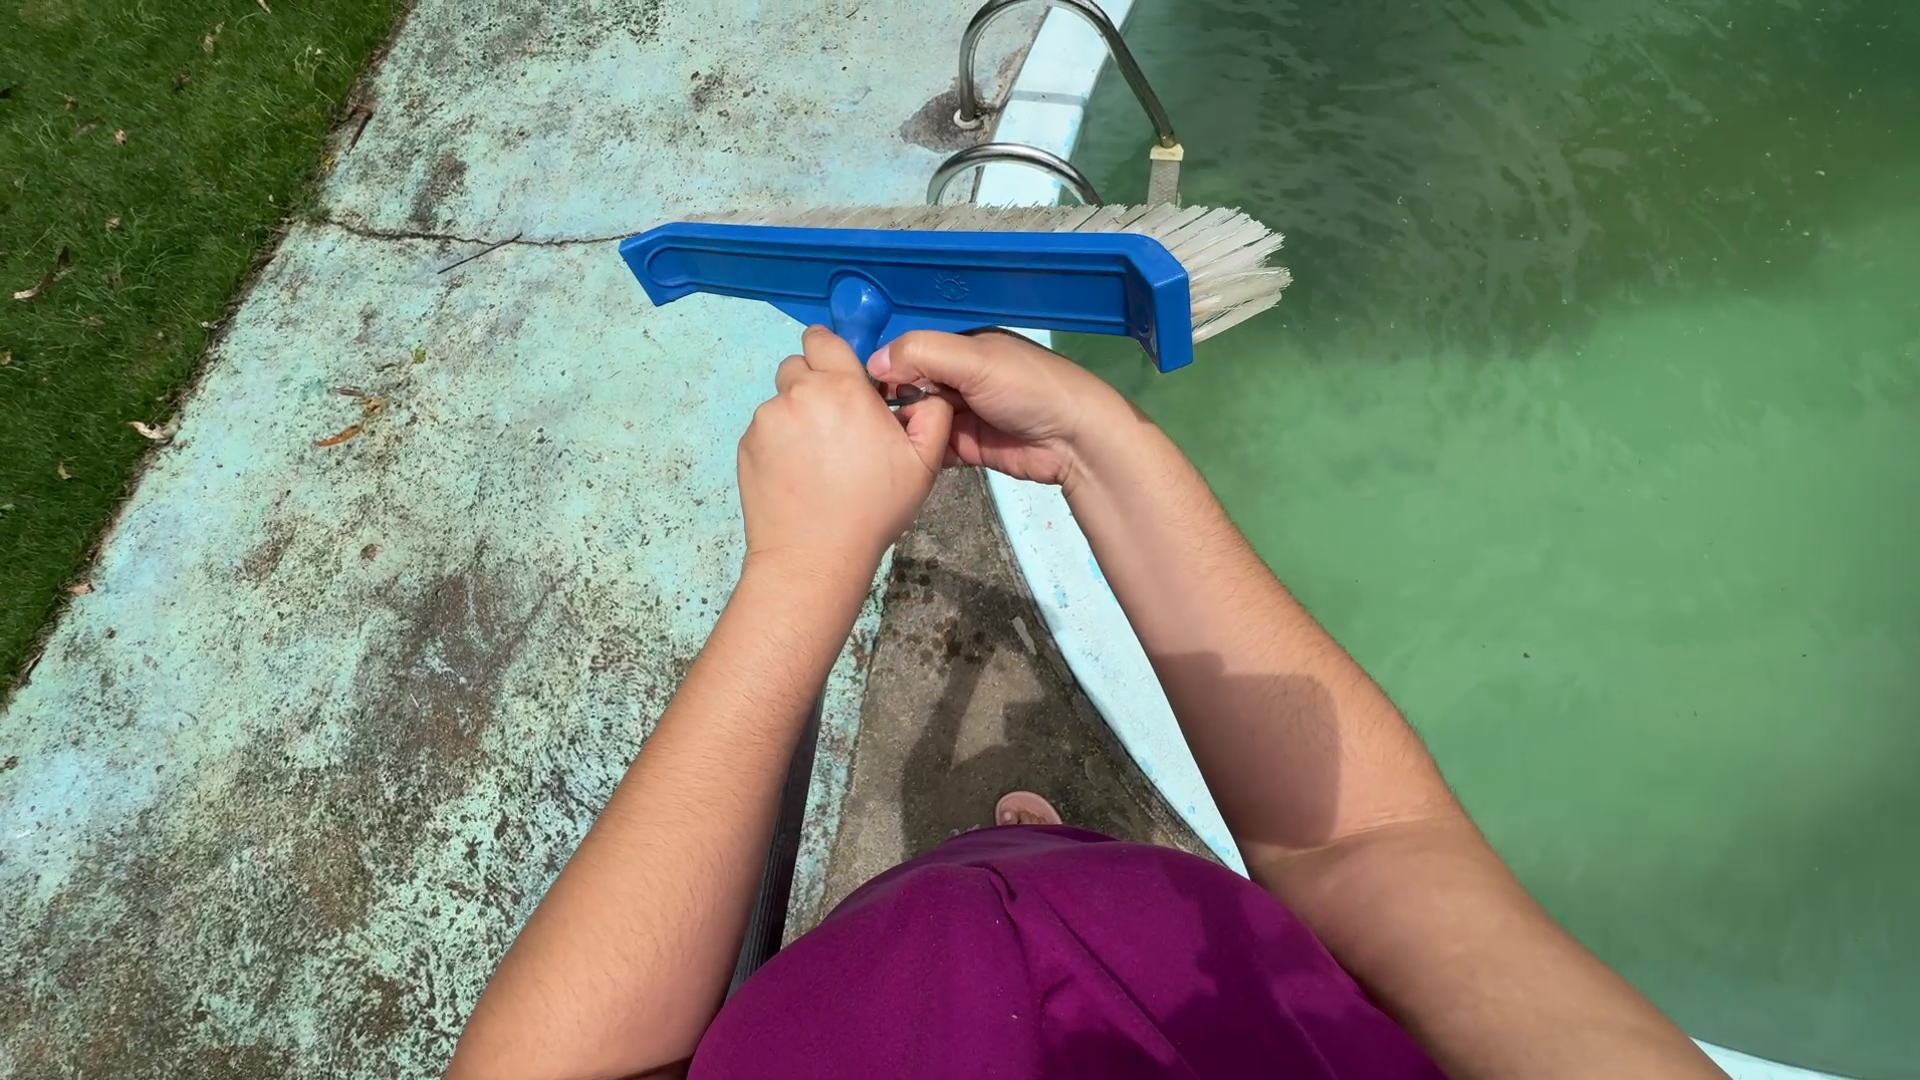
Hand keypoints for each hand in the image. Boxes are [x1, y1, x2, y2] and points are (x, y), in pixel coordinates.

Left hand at [737, 326, 952, 581]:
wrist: (814, 554)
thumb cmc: (873, 508)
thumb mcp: (923, 464)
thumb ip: (933, 415)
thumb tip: (925, 391)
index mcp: (843, 388)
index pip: (823, 338)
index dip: (832, 353)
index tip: (843, 379)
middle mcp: (799, 393)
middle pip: (798, 365)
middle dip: (815, 384)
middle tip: (834, 423)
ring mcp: (767, 419)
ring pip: (781, 400)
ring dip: (797, 415)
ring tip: (815, 457)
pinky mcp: (747, 445)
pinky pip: (764, 430)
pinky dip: (778, 442)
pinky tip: (796, 474)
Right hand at [866, 330, 1131, 492]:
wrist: (1074, 441)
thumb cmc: (1029, 388)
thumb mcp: (975, 360)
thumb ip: (924, 353)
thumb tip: (873, 363)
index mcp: (964, 346)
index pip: (912, 349)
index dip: (886, 363)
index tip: (857, 380)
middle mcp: (961, 377)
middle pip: (911, 384)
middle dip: (888, 396)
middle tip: (862, 413)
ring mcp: (963, 413)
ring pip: (918, 417)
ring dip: (899, 425)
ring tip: (871, 435)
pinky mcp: (967, 447)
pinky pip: (932, 446)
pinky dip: (916, 449)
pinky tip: (891, 454)